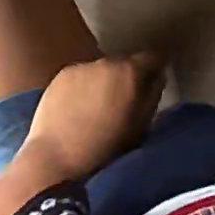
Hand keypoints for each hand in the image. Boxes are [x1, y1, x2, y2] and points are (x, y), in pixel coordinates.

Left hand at [20, 53, 165, 180]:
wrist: (55, 158)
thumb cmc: (105, 145)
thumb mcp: (141, 124)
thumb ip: (154, 94)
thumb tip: (158, 77)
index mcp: (131, 71)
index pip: (153, 56)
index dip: (156, 67)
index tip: (154, 80)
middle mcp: (108, 61)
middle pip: (126, 61)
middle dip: (128, 76)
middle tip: (123, 99)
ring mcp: (82, 66)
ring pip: (102, 68)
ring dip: (105, 80)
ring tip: (98, 104)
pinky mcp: (62, 75)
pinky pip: (82, 75)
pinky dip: (84, 85)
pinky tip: (78, 106)